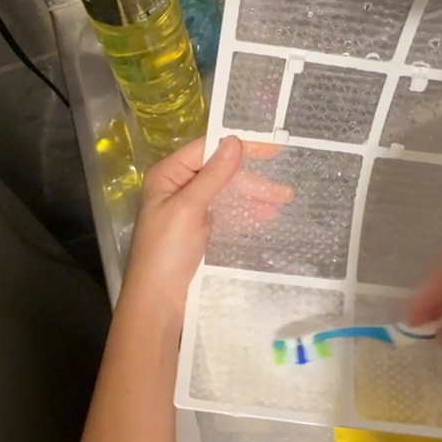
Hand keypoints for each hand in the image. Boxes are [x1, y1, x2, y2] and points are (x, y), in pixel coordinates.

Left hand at [122, 136, 289, 315]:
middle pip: (220, 173)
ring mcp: (189, 210)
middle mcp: (178, 188)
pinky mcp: (199, 232)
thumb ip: (213, 175)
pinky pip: (226, 214)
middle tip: (284, 190)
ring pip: (226, 194)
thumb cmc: (166, 250)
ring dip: (253, 197)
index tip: (273, 149)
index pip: (207, 149)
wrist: (157, 301)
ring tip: (282, 203)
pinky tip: (266, 217)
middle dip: (252, 180)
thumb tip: (235, 140)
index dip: (240, 147)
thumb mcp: (189, 208)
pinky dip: (245, 213)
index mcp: (168, 175)